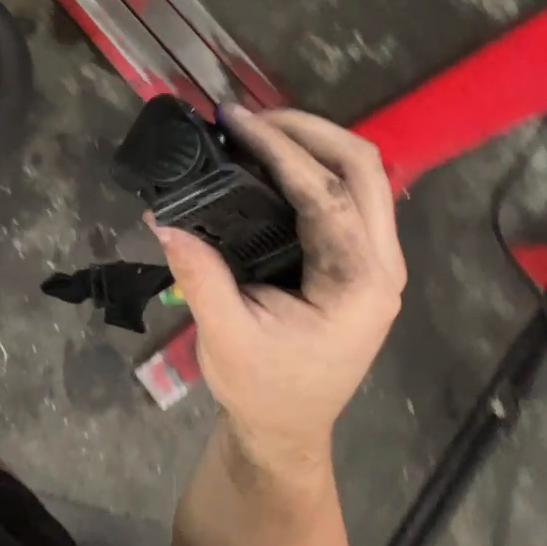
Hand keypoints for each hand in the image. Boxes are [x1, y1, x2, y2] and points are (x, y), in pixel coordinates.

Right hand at [149, 107, 405, 474]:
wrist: (288, 426)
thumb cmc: (264, 388)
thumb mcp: (226, 337)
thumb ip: (199, 277)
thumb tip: (166, 219)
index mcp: (359, 284)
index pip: (327, 194)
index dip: (280, 149)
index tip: (234, 121)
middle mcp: (381, 263)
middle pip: (364, 167)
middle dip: (307, 129)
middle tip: (247, 118)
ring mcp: (374, 258)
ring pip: (361, 174)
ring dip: (310, 141)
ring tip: (252, 131)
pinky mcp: (355, 258)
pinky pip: (344, 193)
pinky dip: (308, 165)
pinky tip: (265, 161)